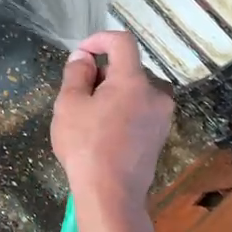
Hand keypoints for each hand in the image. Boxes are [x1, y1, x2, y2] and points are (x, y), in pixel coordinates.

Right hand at [50, 30, 173, 212]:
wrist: (111, 193)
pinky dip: (121, 109)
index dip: (99, 39)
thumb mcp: (69, 105)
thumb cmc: (85, 145)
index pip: (122, 42)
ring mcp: (162, 115)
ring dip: (111, 93)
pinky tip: (103, 131)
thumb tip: (83, 58)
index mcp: (133, 81)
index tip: (80, 53)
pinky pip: (139, 108)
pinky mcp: (160, 134)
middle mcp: (156, 93)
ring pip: (133, 89)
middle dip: (101, 73)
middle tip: (76, 94)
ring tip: (88, 116)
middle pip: (127, 68)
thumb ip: (76, 74)